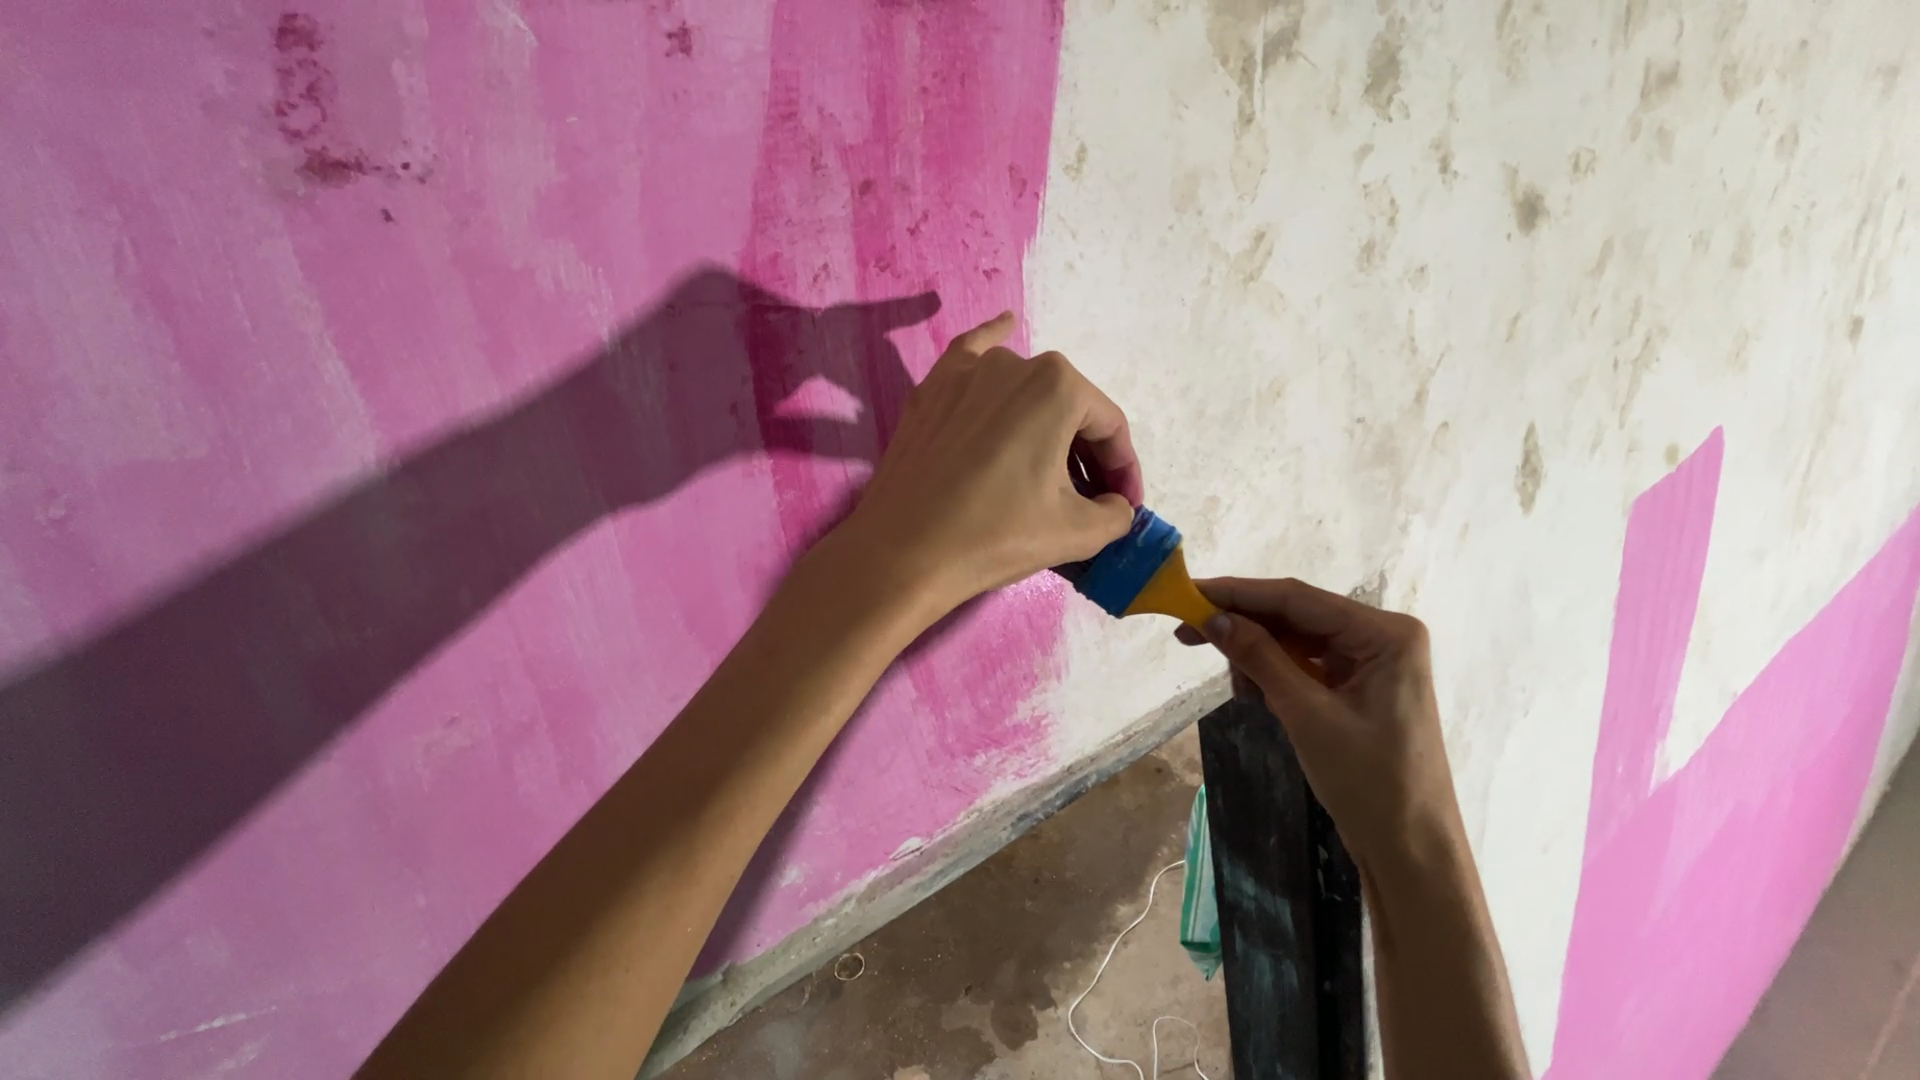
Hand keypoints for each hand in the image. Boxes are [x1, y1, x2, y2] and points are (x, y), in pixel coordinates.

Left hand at [835, 312, 1140, 610]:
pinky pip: (971, 356)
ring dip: (1046, 427)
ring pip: (1025, 395)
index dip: (1123, 471)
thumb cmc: (996, 535)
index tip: (1123, 506)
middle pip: (1068, 410)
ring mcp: (966, 372)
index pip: (1110, 428)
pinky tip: (1005, 323)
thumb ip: (1115, 513)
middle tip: (1090, 499)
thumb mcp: (1077, 532)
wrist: (903, 552)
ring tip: (1051, 468)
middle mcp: (1014, 364)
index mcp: (1059, 386)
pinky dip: (992, 340)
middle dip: (1086, 454)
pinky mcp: (931, 390)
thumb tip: (1114, 505)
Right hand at [1178, 578, 1463, 868]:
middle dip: (1242, 624)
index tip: (1187, 594)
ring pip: (1294, 639)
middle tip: (1186, 632)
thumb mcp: (1306, 714)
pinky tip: (1254, 694)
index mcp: (1384, 634)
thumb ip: (1259, 657)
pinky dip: (1273, 674)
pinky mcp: (1357, 685)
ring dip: (1256, 655)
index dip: (1237, 593)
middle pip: (1295, 615)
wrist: (1410, 850)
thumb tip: (1210, 617)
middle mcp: (1380, 636)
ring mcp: (1370, 661)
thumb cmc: (1369, 782)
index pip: (1297, 598)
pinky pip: (1304, 663)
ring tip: (1237, 688)